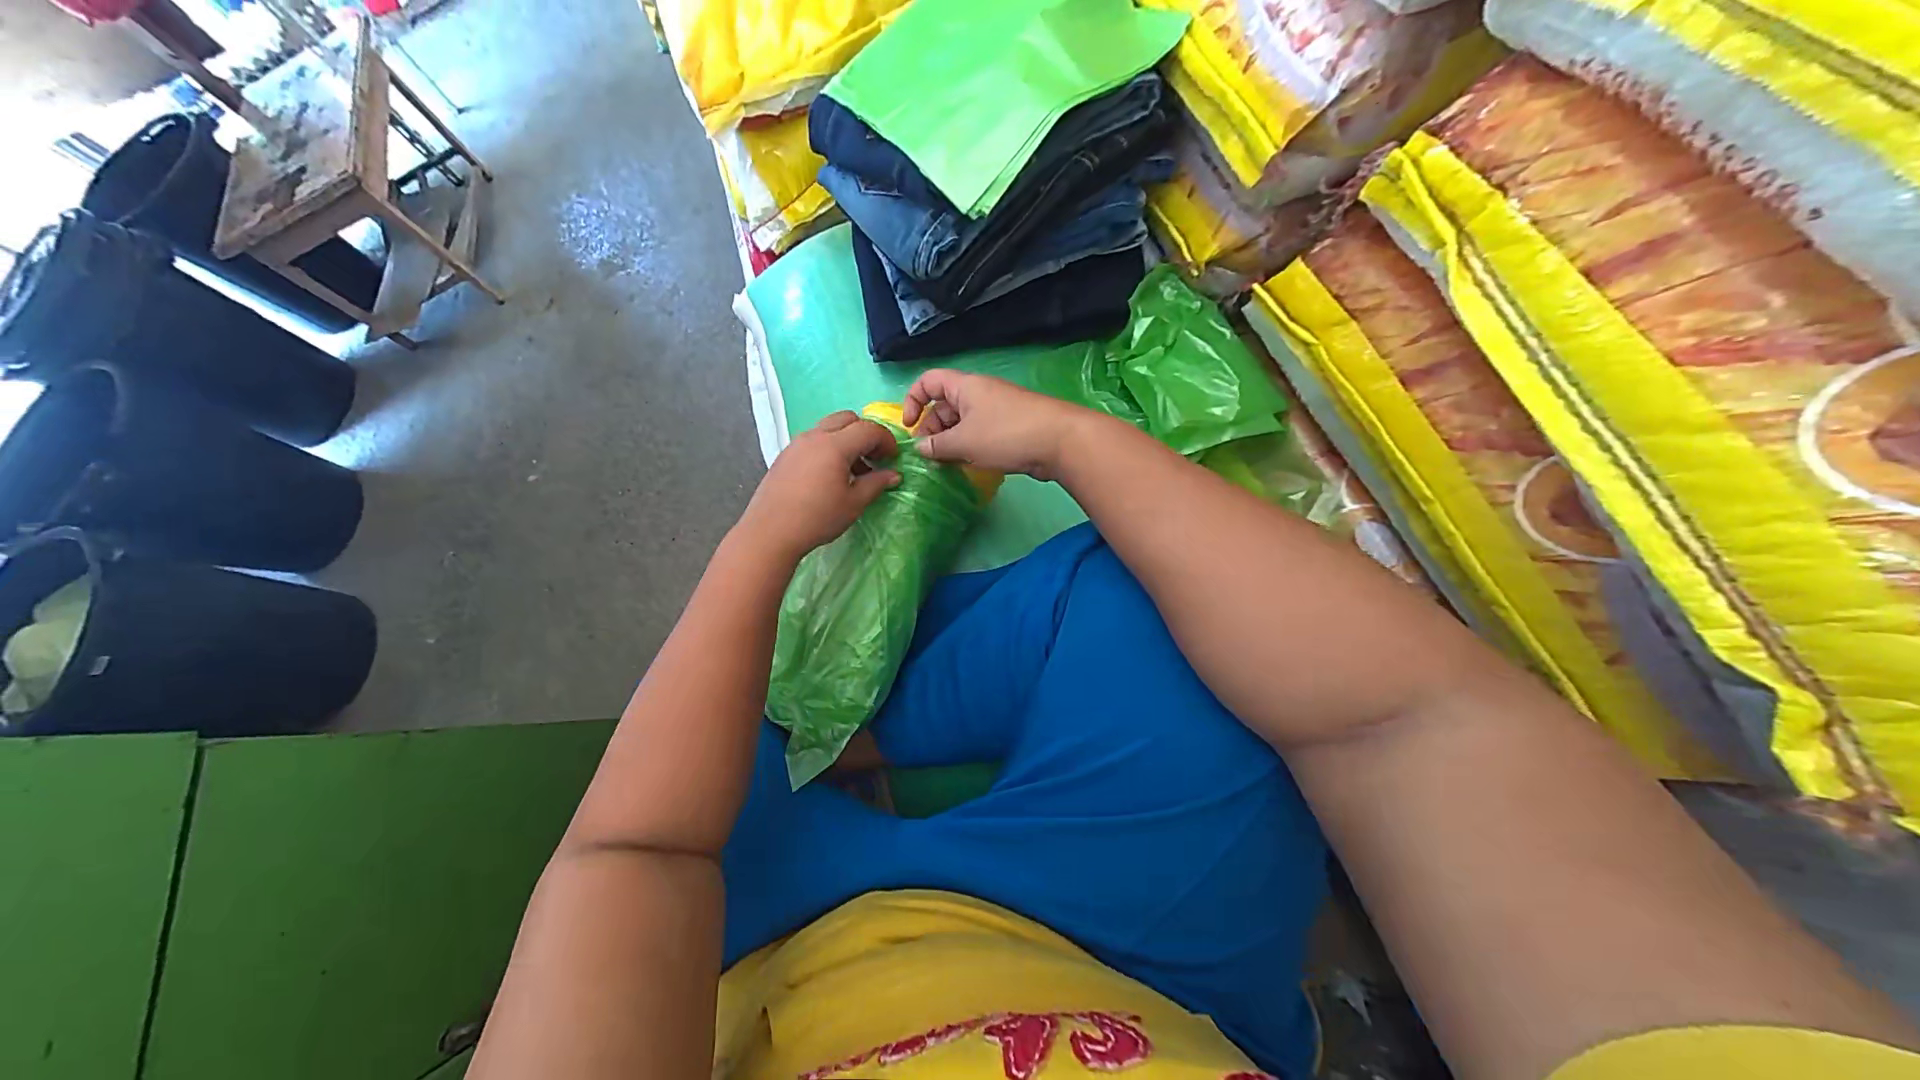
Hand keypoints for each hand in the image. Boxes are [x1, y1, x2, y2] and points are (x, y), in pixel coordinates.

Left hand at [735, 411, 900, 559]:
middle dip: (866, 433)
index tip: (893, 459)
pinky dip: (829, 448)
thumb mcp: (854, 503)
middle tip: (875, 457)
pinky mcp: (785, 456)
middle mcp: (815, 436)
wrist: (770, 532)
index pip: (868, 429)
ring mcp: (797, 444)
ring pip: (829, 428)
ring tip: (854, 470)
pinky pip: (813, 441)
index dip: (886, 441)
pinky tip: (830, 476)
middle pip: (847, 419)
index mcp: (835, 445)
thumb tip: (894, 475)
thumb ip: (876, 484)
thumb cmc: (817, 518)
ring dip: (847, 441)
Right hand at [903, 370, 1093, 479]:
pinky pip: (981, 432)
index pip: (928, 381)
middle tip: (931, 454)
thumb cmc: (1006, 434)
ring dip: (951, 440)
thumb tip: (921, 448)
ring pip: (963, 421)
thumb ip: (937, 446)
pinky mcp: (1011, 426)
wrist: (1060, 441)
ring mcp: (997, 409)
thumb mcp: (964, 442)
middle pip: (944, 404)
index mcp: (965, 386)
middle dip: (932, 428)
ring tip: (949, 464)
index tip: (909, 426)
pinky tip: (971, 464)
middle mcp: (980, 392)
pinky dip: (970, 445)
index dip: (912, 400)